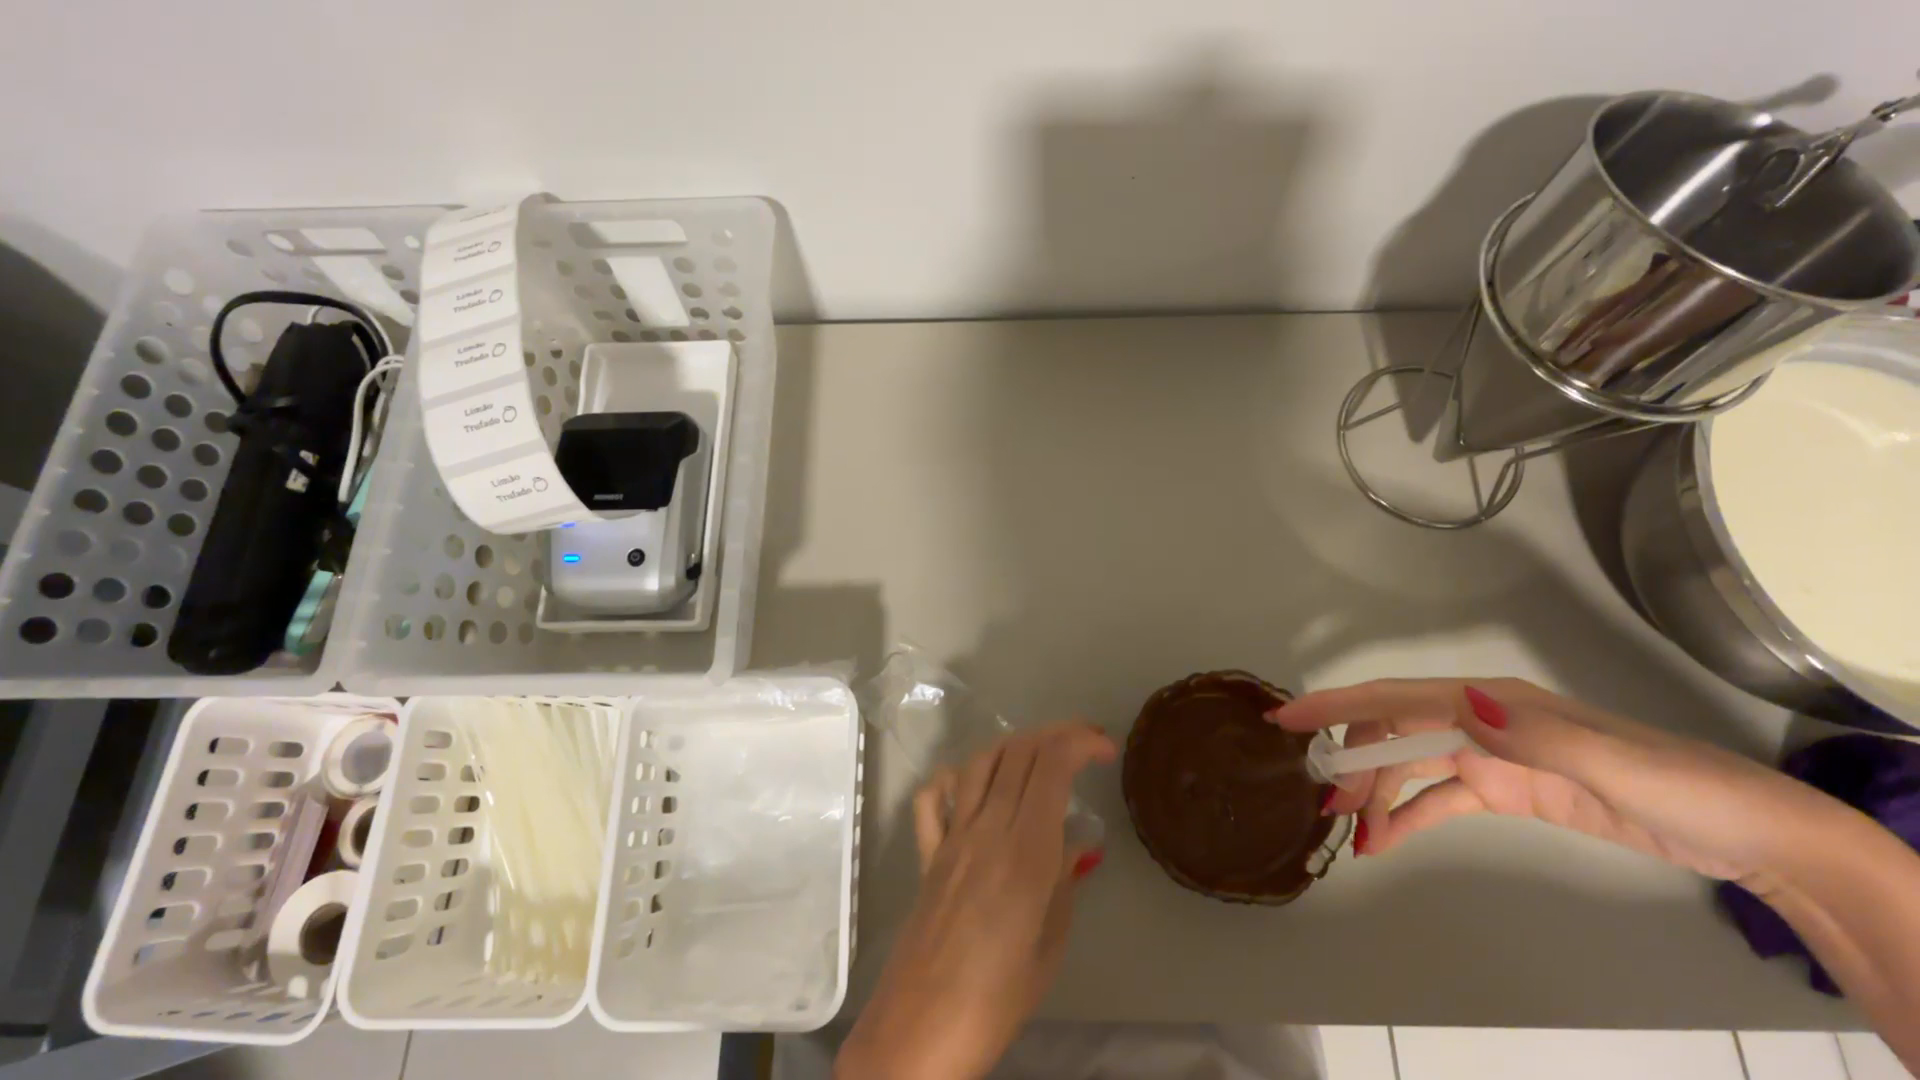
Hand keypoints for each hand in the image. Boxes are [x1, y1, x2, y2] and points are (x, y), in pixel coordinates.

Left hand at [836, 723, 1114, 1079]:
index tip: (1105, 748)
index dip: (1080, 742)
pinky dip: (955, 777)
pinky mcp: (926, 855)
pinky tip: (973, 784)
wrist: (923, 1024)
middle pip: (1018, 752)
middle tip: (1084, 744)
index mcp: (1026, 850)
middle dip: (1055, 734)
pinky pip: (933, 798)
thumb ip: (1064, 882)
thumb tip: (1076, 844)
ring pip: (979, 763)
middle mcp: (986, 829)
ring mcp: (951, 838)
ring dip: (1013, 745)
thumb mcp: (1050, 942)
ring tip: (1041, 753)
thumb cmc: (999, 995)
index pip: (1051, 765)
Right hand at [1270, 678, 1837, 886]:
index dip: (1338, 705)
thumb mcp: (1609, 762)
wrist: (1746, 832)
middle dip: (1353, 764)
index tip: (1287, 718)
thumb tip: (1457, 703)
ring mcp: (1493, 755)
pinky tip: (1383, 841)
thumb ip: (1532, 734)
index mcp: (1495, 704)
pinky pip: (1439, 799)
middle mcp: (1483, 720)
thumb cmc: (1676, 787)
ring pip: (1410, 767)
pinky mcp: (1506, 789)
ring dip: (1376, 795)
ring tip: (1349, 835)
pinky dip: (1407, 817)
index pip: (1399, 698)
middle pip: (1394, 733)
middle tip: (1325, 806)